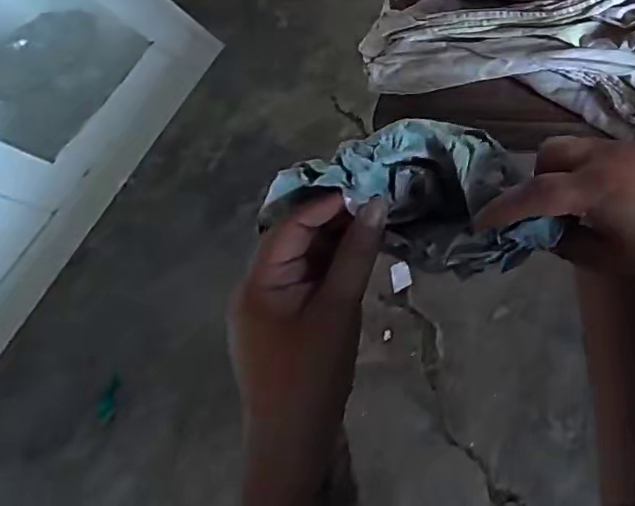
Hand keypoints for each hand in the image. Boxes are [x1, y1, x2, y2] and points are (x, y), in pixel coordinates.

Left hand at [228, 192, 383, 505]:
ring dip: (337, 238)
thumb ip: (357, 252)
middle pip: (295, 237)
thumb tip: (377, 202)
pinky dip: (335, 261)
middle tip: (376, 203)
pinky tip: (362, 253)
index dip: (328, 203)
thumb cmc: (311, 374)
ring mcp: (271, 304)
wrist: (296, 446)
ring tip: (375, 222)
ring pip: (305, 255)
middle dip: (334, 217)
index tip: (367, 188)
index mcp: (257, 283)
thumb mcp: (339, 307)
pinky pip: (310, 275)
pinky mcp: (287, 318)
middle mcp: (257, 287)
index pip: (290, 225)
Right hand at [473, 138, 634, 276]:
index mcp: (594, 188)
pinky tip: (598, 196)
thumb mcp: (612, 259)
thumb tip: (546, 232)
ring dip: (558, 170)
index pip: (536, 193)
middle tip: (542, 211)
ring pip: (570, 146)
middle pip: (549, 152)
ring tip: (571, 204)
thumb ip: (570, 244)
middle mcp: (601, 157)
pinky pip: (592, 149)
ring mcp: (619, 146)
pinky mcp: (634, 146)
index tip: (482, 222)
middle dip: (535, 178)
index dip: (505, 208)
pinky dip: (580, 167)